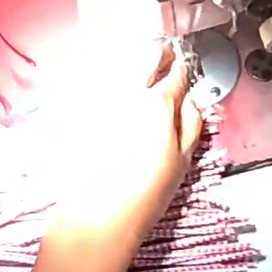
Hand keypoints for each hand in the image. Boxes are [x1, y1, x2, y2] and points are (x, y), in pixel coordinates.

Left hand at [38, 40, 201, 251]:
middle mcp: (127, 94)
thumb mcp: (183, 160)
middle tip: (162, 60)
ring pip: (120, 67)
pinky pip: (99, 85)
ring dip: (131, 65)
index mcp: (157, 103)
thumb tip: (191, 102)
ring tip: (138, 76)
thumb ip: (192, 124)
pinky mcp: (79, 111)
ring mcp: (100, 100)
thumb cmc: (143, 194)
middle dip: (155, 56)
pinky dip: (108, 84)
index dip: (181, 69)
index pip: (175, 73)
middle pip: (144, 58)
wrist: (98, 215)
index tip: (181, 68)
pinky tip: (113, 101)